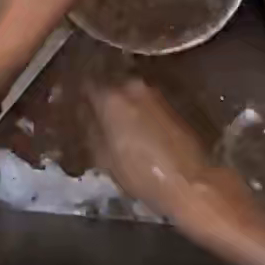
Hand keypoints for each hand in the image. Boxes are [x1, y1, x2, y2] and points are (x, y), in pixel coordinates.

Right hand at [88, 79, 253, 230]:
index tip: (71, 102)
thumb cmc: (143, 175)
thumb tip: (81, 113)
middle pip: (107, 83)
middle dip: (99, 96)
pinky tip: (136, 125)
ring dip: (119, 101)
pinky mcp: (170, 100)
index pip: (84, 82)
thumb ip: (89, 130)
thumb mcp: (105, 158)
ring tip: (115, 122)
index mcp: (110, 97)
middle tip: (92, 114)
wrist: (193, 182)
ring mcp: (153, 91)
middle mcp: (131, 84)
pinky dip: (136, 107)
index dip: (76, 92)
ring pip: (127, 90)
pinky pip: (143, 99)